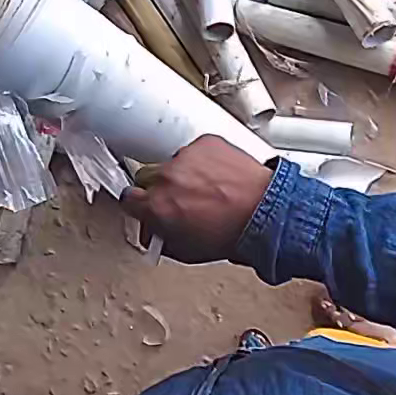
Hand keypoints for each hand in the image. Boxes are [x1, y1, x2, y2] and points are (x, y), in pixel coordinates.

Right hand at [121, 135, 274, 263]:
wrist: (266, 212)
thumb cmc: (232, 233)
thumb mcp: (187, 251)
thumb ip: (163, 238)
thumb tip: (157, 233)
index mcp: (156, 206)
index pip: (129, 199)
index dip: (139, 205)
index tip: (146, 206)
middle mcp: (166, 178)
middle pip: (148, 178)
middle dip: (160, 190)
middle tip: (182, 200)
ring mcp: (185, 157)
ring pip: (173, 163)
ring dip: (184, 174)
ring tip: (208, 189)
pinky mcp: (205, 143)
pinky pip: (196, 151)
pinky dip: (204, 161)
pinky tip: (218, 176)